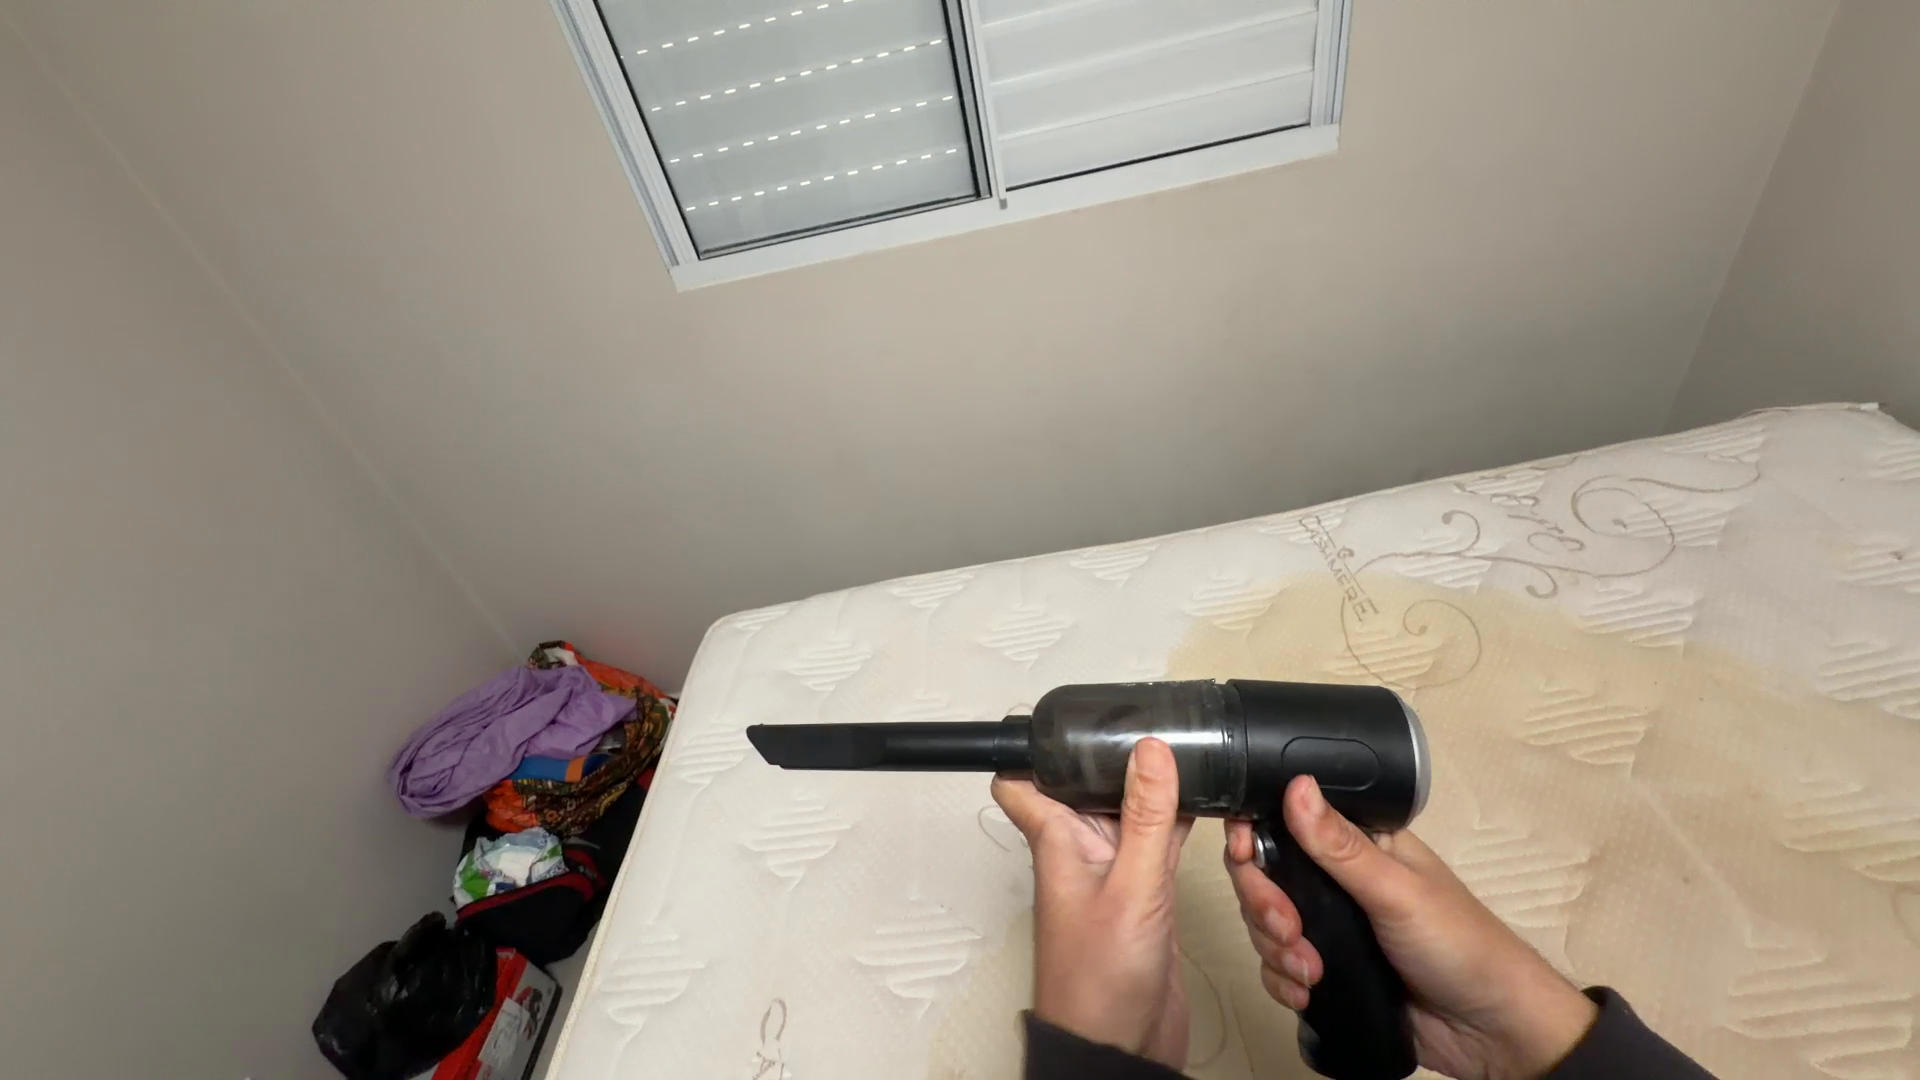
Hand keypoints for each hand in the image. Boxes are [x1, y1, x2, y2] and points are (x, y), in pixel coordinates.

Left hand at [991, 737, 1194, 1066]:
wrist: (1120, 1049)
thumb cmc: (1097, 984)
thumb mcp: (1132, 888)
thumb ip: (1147, 820)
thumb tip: (1152, 752)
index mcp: (1056, 837)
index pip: (1023, 778)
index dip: (1034, 746)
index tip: (1064, 715)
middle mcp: (1078, 846)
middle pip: (1086, 783)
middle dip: (1111, 755)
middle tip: (1147, 719)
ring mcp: (1112, 867)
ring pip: (1128, 807)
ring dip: (1150, 786)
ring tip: (1184, 752)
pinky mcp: (1142, 890)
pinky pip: (1156, 839)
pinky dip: (1176, 819)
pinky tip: (1202, 803)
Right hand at [1225, 776, 1598, 1079]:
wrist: (1498, 1039)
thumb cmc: (1460, 946)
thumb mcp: (1398, 892)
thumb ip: (1340, 845)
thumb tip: (1296, 782)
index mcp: (1350, 842)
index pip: (1280, 822)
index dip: (1250, 834)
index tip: (1243, 854)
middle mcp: (1328, 877)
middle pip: (1260, 874)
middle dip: (1263, 904)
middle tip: (1287, 930)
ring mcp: (1323, 923)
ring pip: (1262, 921)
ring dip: (1273, 948)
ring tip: (1309, 973)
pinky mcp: (1323, 967)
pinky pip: (1275, 964)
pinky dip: (1281, 979)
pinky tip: (1304, 992)